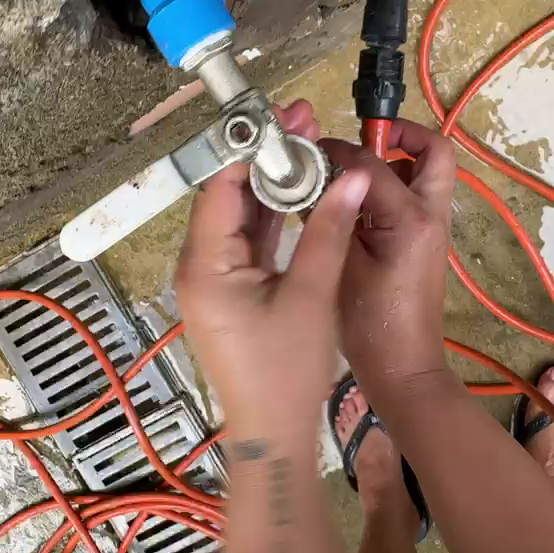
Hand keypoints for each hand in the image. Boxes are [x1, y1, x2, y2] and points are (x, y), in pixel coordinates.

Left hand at [175, 101, 369, 443]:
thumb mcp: (311, 294)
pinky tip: (302, 191)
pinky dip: (275, 218)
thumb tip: (353, 177)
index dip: (252, 148)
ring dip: (273, 186)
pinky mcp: (233, 291)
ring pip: (242, 218)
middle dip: (266, 160)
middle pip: (229, 197)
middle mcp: (200, 266)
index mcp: (205, 264)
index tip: (286, 117)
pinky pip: (251, 242)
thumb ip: (328, 230)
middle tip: (304, 122)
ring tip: (309, 146)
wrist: (274, 434)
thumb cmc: (286, 371)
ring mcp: (215, 279)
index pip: (221, 188)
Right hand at [318, 119, 456, 398]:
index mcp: (410, 220)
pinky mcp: (428, 241)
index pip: (372, 164)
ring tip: (356, 173)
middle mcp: (432, 216)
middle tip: (364, 140)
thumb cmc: (367, 323)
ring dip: (399, 160)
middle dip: (403, 134)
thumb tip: (320, 178)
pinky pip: (418, 196)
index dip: (338, 151)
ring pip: (430, 172)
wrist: (403, 368)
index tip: (311, 152)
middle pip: (435, 151)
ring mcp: (435, 228)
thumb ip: (333, 215)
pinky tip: (358, 205)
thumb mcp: (340, 264)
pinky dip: (395, 186)